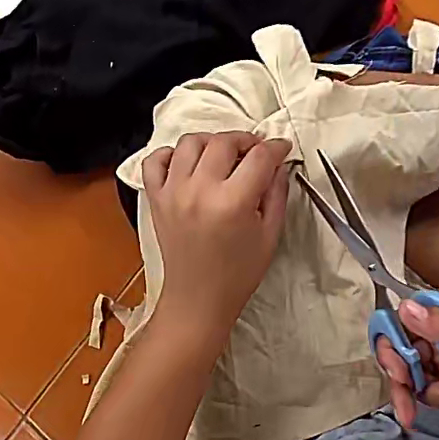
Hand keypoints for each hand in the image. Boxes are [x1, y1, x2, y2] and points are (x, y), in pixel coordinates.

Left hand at [142, 132, 291, 333]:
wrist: (199, 298)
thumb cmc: (238, 273)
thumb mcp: (270, 235)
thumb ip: (277, 194)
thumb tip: (278, 165)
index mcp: (233, 203)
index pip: (259, 156)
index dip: (276, 148)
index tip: (282, 149)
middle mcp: (200, 191)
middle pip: (224, 142)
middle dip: (246, 141)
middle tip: (257, 153)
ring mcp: (174, 192)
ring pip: (191, 142)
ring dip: (212, 142)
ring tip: (224, 156)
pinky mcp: (156, 198)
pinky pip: (156, 159)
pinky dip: (172, 154)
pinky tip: (189, 164)